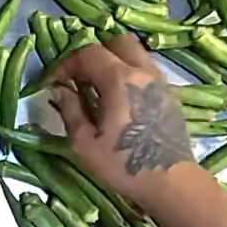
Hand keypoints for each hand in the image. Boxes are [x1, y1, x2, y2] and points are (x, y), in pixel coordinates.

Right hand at [49, 35, 200, 205]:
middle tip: (81, 78)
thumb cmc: (124, 166)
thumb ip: (71, 111)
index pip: (89, 53)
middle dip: (95, 54)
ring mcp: (161, 83)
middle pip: (118, 43)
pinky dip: (132, 76)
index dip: (67, 64)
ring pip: (137, 55)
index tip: (55, 83)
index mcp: (120, 79)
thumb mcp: (85, 144)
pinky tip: (122, 101)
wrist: (170, 182)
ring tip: (101, 89)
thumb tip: (60, 90)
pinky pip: (148, 73)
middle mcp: (144, 72)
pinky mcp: (171, 97)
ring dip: (115, 63)